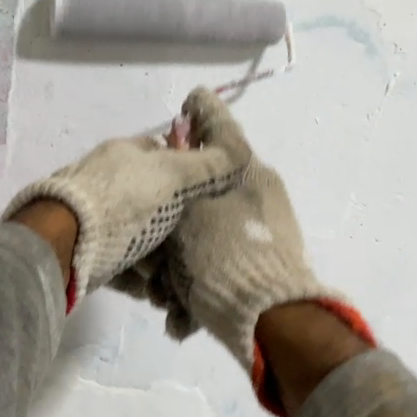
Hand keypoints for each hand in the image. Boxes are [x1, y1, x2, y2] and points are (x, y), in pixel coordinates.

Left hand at [3, 88, 251, 307]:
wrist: (64, 244)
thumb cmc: (122, 202)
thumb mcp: (172, 175)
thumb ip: (207, 165)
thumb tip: (236, 152)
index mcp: (124, 155)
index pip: (164, 155)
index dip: (191, 173)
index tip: (210, 200)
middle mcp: (107, 183)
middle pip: (155, 204)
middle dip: (178, 230)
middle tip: (198, 252)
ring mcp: (93, 220)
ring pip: (139, 239)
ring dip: (160, 261)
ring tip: (178, 282)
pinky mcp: (85, 254)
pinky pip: (121, 265)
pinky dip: (138, 279)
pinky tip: (153, 293)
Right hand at [111, 92, 355, 374]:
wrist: (267, 317)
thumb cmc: (219, 254)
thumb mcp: (185, 206)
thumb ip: (177, 173)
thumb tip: (176, 143)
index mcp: (245, 169)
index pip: (219, 125)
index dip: (201, 111)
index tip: (188, 100)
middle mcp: (257, 193)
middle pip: (202, 191)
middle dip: (170, 220)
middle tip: (149, 237)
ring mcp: (263, 231)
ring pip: (204, 235)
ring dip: (177, 264)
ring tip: (164, 296)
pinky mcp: (263, 267)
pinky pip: (218, 265)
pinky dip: (196, 286)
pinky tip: (182, 313)